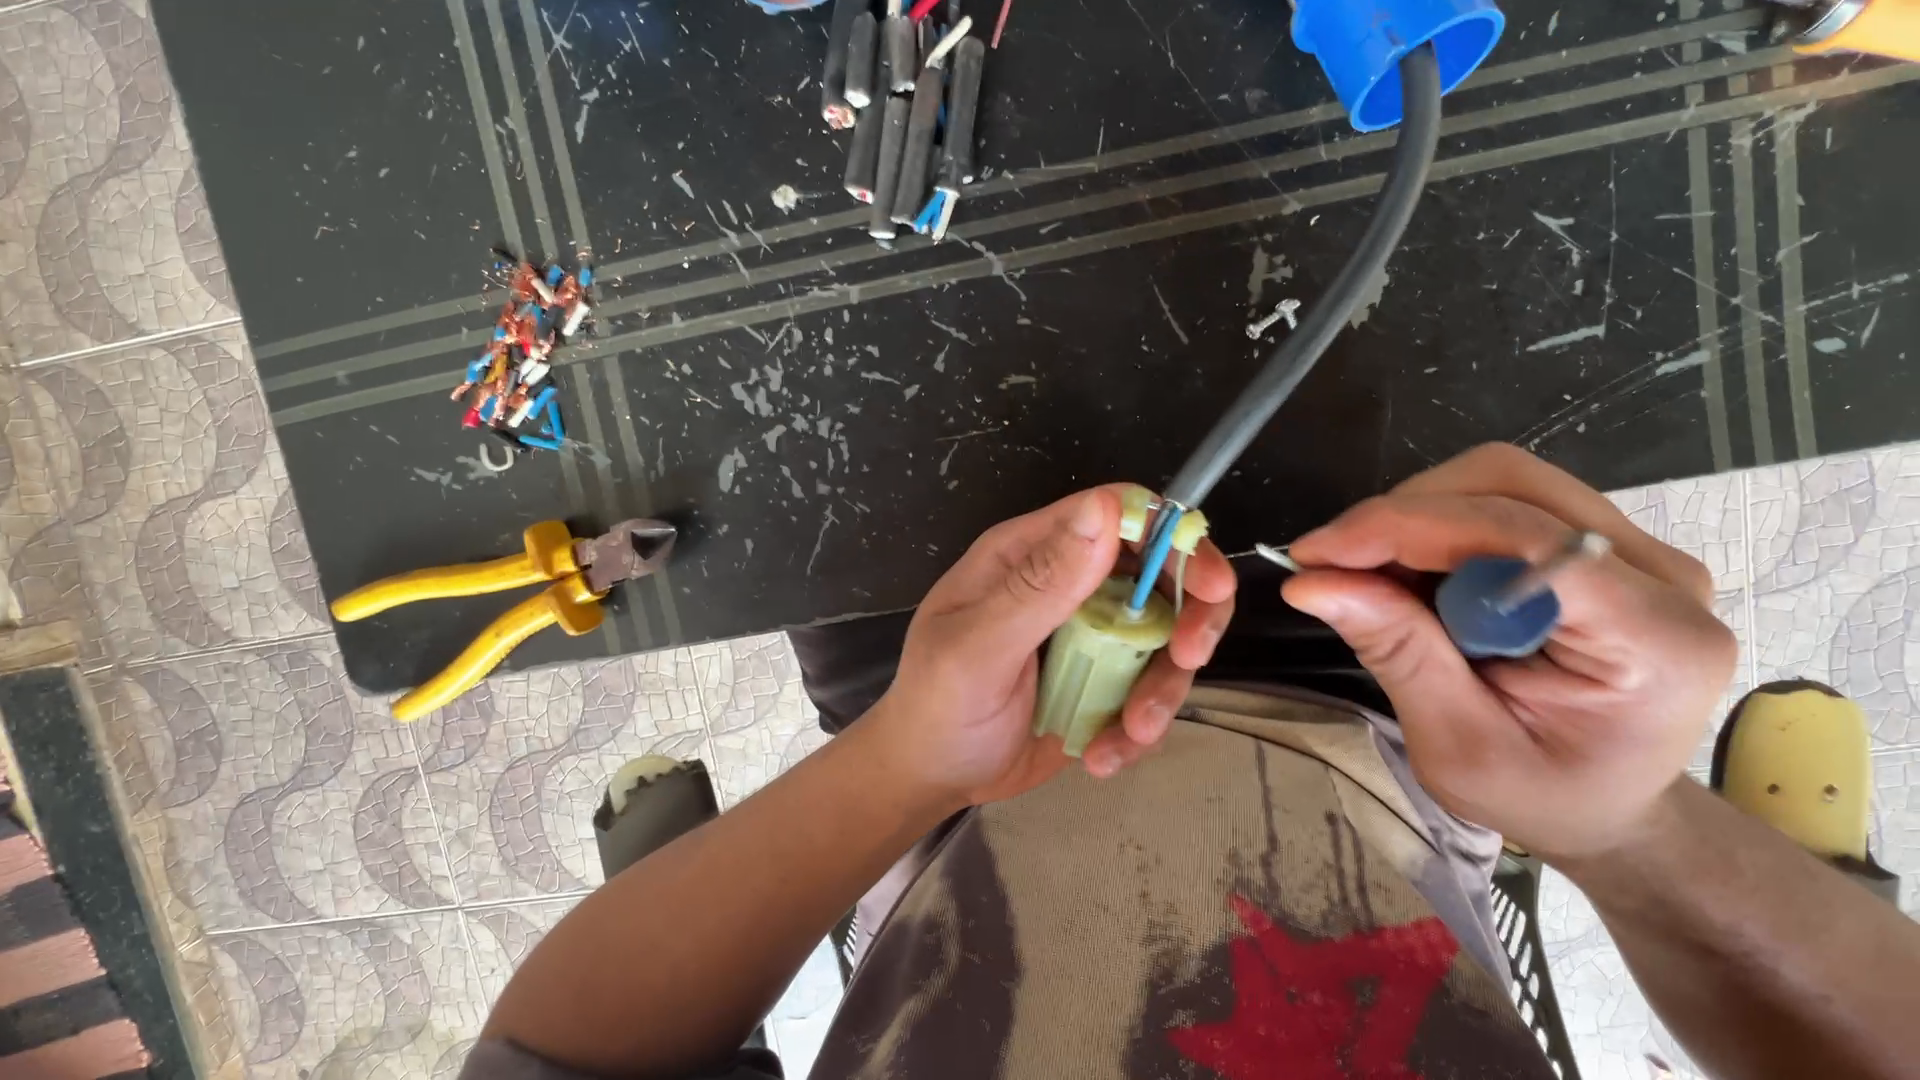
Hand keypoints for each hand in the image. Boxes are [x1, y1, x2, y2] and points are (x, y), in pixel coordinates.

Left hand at [869, 486, 1235, 806]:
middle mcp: (1068, 585)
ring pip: (1166, 638)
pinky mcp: (1105, 683)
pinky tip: (1101, 756)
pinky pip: (1150, 691)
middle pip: (1160, 572)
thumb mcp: (978, 646)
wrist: (933, 776)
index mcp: (1030, 555)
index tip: (1207, 584)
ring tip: (1131, 731)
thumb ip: (1039, 583)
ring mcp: (1091, 635)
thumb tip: (1103, 509)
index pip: (1115, 513)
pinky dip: (1140, 728)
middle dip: (1190, 614)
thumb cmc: (938, 705)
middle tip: (1189, 657)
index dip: (1170, 535)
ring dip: (1163, 688)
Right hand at [1280, 443, 1736, 862]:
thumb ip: (1397, 654)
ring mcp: (1635, 550)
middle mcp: (1660, 575)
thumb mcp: (1456, 747)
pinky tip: (1406, 578)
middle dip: (1403, 517)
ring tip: (1367, 578)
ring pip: (1498, 481)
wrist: (1606, 809)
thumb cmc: (1541, 797)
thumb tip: (1312, 582)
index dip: (1409, 528)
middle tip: (1332, 566)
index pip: (1523, 538)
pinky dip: (1430, 528)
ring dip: (1412, 520)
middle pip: (1510, 486)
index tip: (1316, 554)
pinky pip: (1499, 501)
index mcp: (1654, 641)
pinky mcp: (1599, 543)